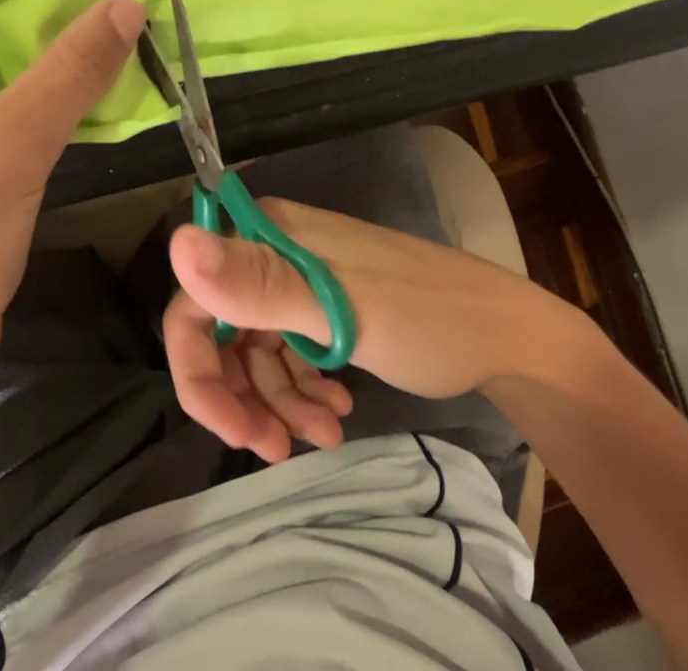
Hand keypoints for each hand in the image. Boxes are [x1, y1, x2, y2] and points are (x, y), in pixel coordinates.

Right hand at [164, 198, 595, 460]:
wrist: (511, 337)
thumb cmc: (429, 319)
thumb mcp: (341, 310)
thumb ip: (257, 283)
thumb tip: (176, 241)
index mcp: (268, 238)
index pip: (196, 304)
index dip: (199, 370)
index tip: (230, 427)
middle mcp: (274, 254)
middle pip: (223, 335)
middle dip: (243, 397)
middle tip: (273, 449)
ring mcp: (300, 284)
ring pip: (258, 356)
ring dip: (280, 403)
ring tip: (323, 436)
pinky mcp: (325, 312)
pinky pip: (291, 358)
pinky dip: (303, 393)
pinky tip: (335, 416)